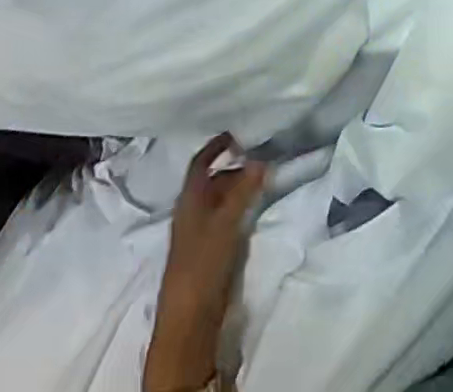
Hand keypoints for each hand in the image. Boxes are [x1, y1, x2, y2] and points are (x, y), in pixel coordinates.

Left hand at [145, 135, 265, 391]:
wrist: (189, 318)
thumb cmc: (202, 263)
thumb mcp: (225, 223)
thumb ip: (243, 192)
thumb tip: (260, 160)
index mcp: (189, 199)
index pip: (200, 163)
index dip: (215, 147)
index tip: (235, 134)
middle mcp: (191, 211)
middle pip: (212, 181)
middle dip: (234, 169)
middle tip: (261, 160)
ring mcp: (199, 233)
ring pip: (219, 201)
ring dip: (238, 189)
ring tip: (264, 182)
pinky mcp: (208, 252)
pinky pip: (224, 219)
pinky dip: (239, 209)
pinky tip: (255, 212)